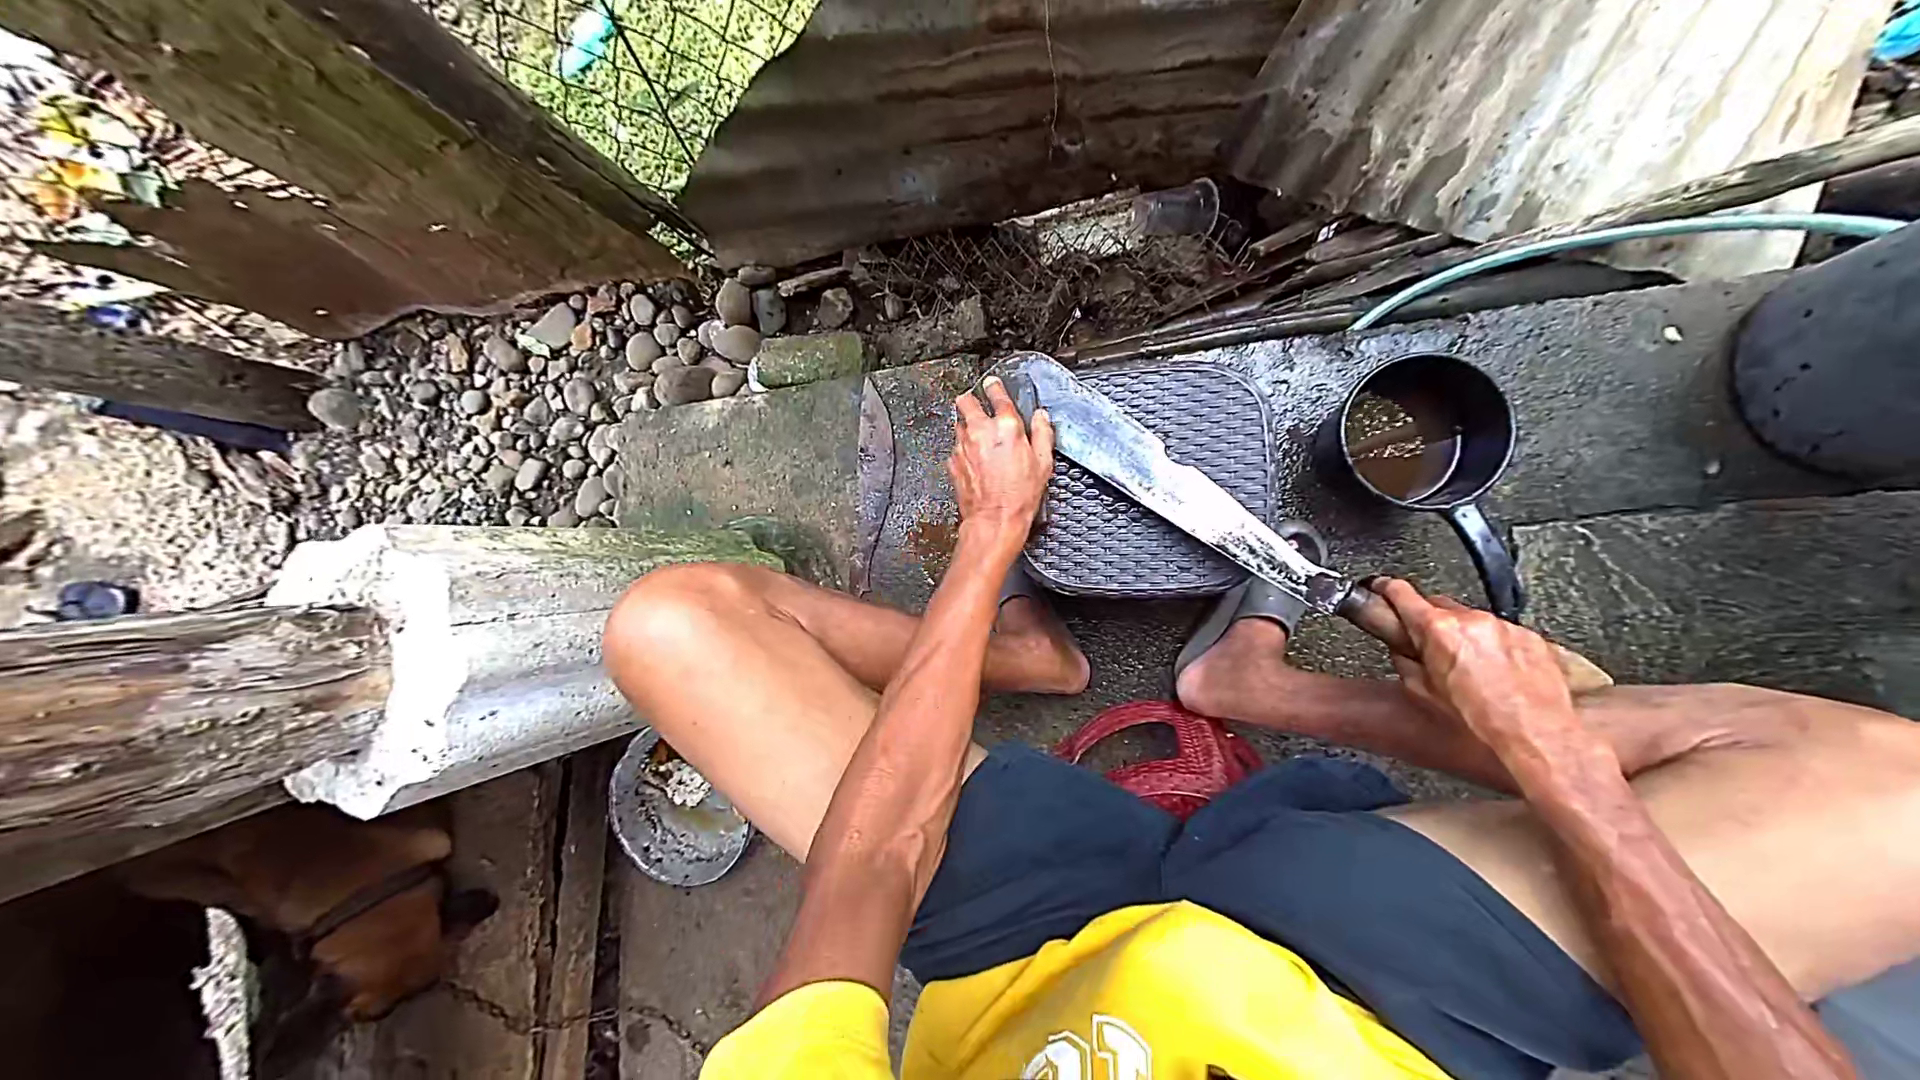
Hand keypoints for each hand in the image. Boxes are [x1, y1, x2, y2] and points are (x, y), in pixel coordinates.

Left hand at [948, 376, 1054, 538]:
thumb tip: (1042, 418)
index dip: (994, 386)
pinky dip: (963, 448)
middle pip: (965, 401)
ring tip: (978, 436)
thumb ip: (1043, 434)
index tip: (992, 384)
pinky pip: (955, 447)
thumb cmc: (1019, 496)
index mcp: (1006, 426)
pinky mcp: (953, 461)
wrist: (995, 519)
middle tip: (977, 405)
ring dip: (966, 425)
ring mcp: (963, 446)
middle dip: (970, 400)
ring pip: (958, 424)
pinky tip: (974, 459)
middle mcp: (980, 431)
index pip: (997, 395)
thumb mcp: (1043, 463)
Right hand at [1375, 578, 1583, 752]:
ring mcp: (1504, 627)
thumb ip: (1405, 661)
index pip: (1401, 593)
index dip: (1386, 588)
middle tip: (1430, 646)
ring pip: (1472, 620)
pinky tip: (1497, 672)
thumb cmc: (1481, 719)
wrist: (1537, 734)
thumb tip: (1403, 651)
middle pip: (1438, 605)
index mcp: (1437, 629)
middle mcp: (1471, 620)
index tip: (1382, 587)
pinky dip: (1495, 646)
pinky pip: (1503, 633)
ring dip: (1465, 636)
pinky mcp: (1531, 637)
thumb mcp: (1422, 691)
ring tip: (1471, 668)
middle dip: (1431, 621)